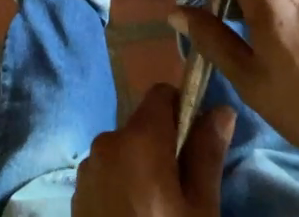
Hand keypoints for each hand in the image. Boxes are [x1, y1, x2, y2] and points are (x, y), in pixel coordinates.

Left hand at [72, 84, 234, 216]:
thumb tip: (222, 109)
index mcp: (139, 138)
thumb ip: (207, 153)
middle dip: (165, 145)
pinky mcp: (77, 193)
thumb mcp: (200, 208)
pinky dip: (123, 184)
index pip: (162, 94)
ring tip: (161, 207)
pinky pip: (107, 173)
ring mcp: (87, 168)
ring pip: (125, 150)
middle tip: (185, 186)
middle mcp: (107, 141)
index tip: (199, 139)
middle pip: (143, 125)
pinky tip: (137, 216)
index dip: (184, 109)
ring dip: (143, 166)